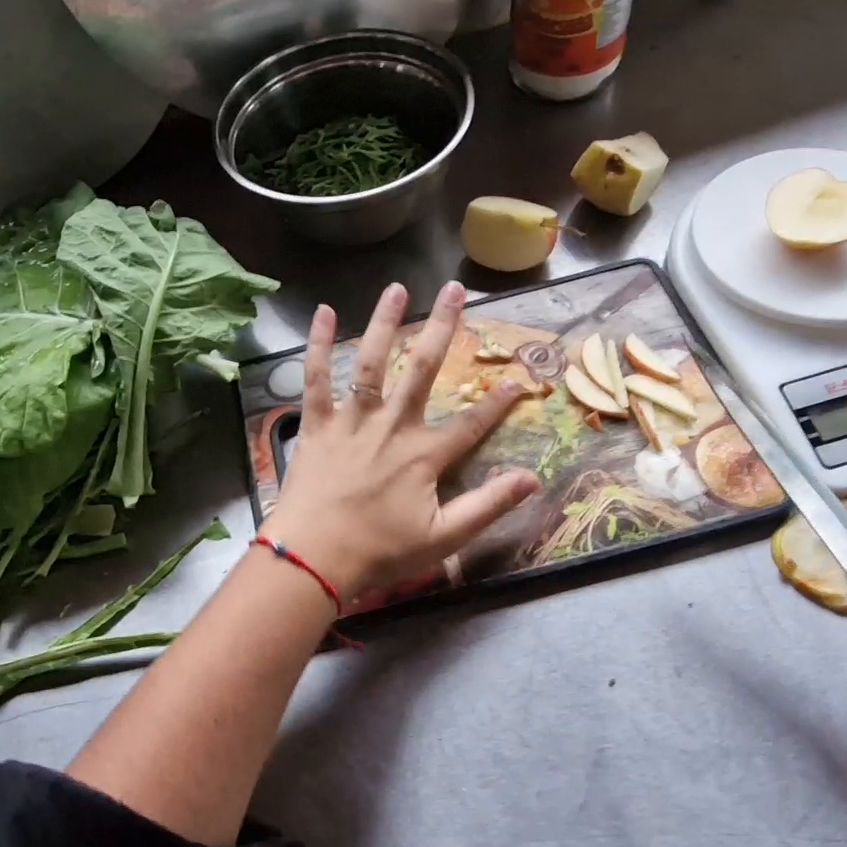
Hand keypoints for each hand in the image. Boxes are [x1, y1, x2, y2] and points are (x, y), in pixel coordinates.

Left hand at [261, 281, 540, 601]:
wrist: (313, 558)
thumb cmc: (380, 551)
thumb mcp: (444, 537)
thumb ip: (490, 505)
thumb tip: (533, 478)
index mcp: (425, 454)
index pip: (472, 422)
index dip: (498, 402)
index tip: (519, 379)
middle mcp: (392, 425)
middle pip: (423, 368)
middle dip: (443, 327)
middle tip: (456, 290)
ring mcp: (352, 420)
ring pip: (372, 361)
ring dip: (385, 322)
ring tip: (397, 288)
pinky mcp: (318, 424)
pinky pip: (316, 378)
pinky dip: (318, 345)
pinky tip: (323, 312)